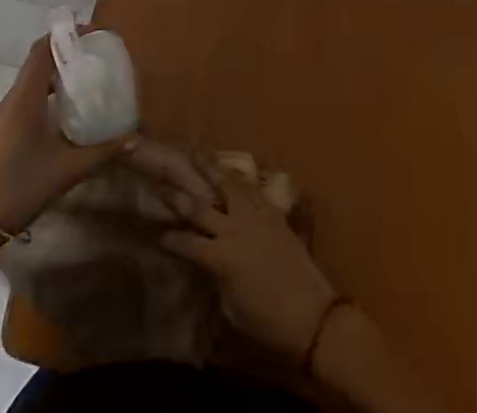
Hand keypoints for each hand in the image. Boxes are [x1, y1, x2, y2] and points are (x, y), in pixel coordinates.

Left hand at [0, 33, 135, 232]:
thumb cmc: (21, 185)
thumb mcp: (68, 169)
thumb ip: (103, 152)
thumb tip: (135, 138)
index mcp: (26, 97)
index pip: (42, 50)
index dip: (65, 35)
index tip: (92, 33)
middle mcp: (14, 97)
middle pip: (39, 60)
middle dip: (67, 52)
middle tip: (98, 57)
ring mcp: (7, 113)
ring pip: (33, 79)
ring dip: (58, 72)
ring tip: (89, 79)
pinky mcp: (6, 127)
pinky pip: (30, 96)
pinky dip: (49, 91)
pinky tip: (69, 110)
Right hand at [162, 170, 337, 360]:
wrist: (316, 319)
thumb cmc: (269, 323)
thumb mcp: (231, 308)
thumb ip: (216, 278)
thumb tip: (209, 265)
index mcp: (220, 257)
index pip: (185, 241)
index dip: (170, 238)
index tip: (160, 235)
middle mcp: (234, 231)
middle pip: (199, 206)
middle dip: (177, 196)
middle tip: (162, 184)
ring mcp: (256, 220)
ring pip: (227, 186)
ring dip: (209, 169)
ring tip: (195, 152)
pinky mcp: (275, 217)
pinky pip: (254, 192)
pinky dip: (240, 180)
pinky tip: (231, 172)